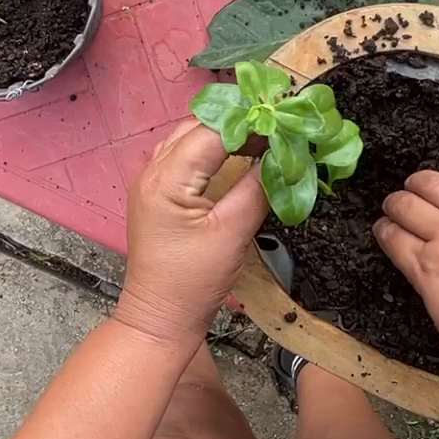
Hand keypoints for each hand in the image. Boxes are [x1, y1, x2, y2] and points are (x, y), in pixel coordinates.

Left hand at [115, 120, 267, 348]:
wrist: (161, 317)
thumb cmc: (192, 282)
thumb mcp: (233, 233)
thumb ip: (257, 187)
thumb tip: (282, 155)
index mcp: (166, 178)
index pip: (214, 131)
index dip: (252, 122)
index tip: (287, 121)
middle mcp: (152, 170)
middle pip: (200, 127)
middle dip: (241, 123)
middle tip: (280, 125)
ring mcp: (151, 181)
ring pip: (192, 139)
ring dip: (226, 134)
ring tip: (265, 136)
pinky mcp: (158, 194)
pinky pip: (186, 157)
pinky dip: (213, 150)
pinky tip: (238, 156)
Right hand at [373, 161, 438, 378]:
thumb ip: (427, 285)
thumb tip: (420, 264)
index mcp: (429, 269)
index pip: (391, 236)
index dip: (383, 230)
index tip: (384, 229)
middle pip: (406, 205)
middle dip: (394, 205)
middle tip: (395, 208)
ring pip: (433, 182)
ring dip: (418, 183)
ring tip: (417, 186)